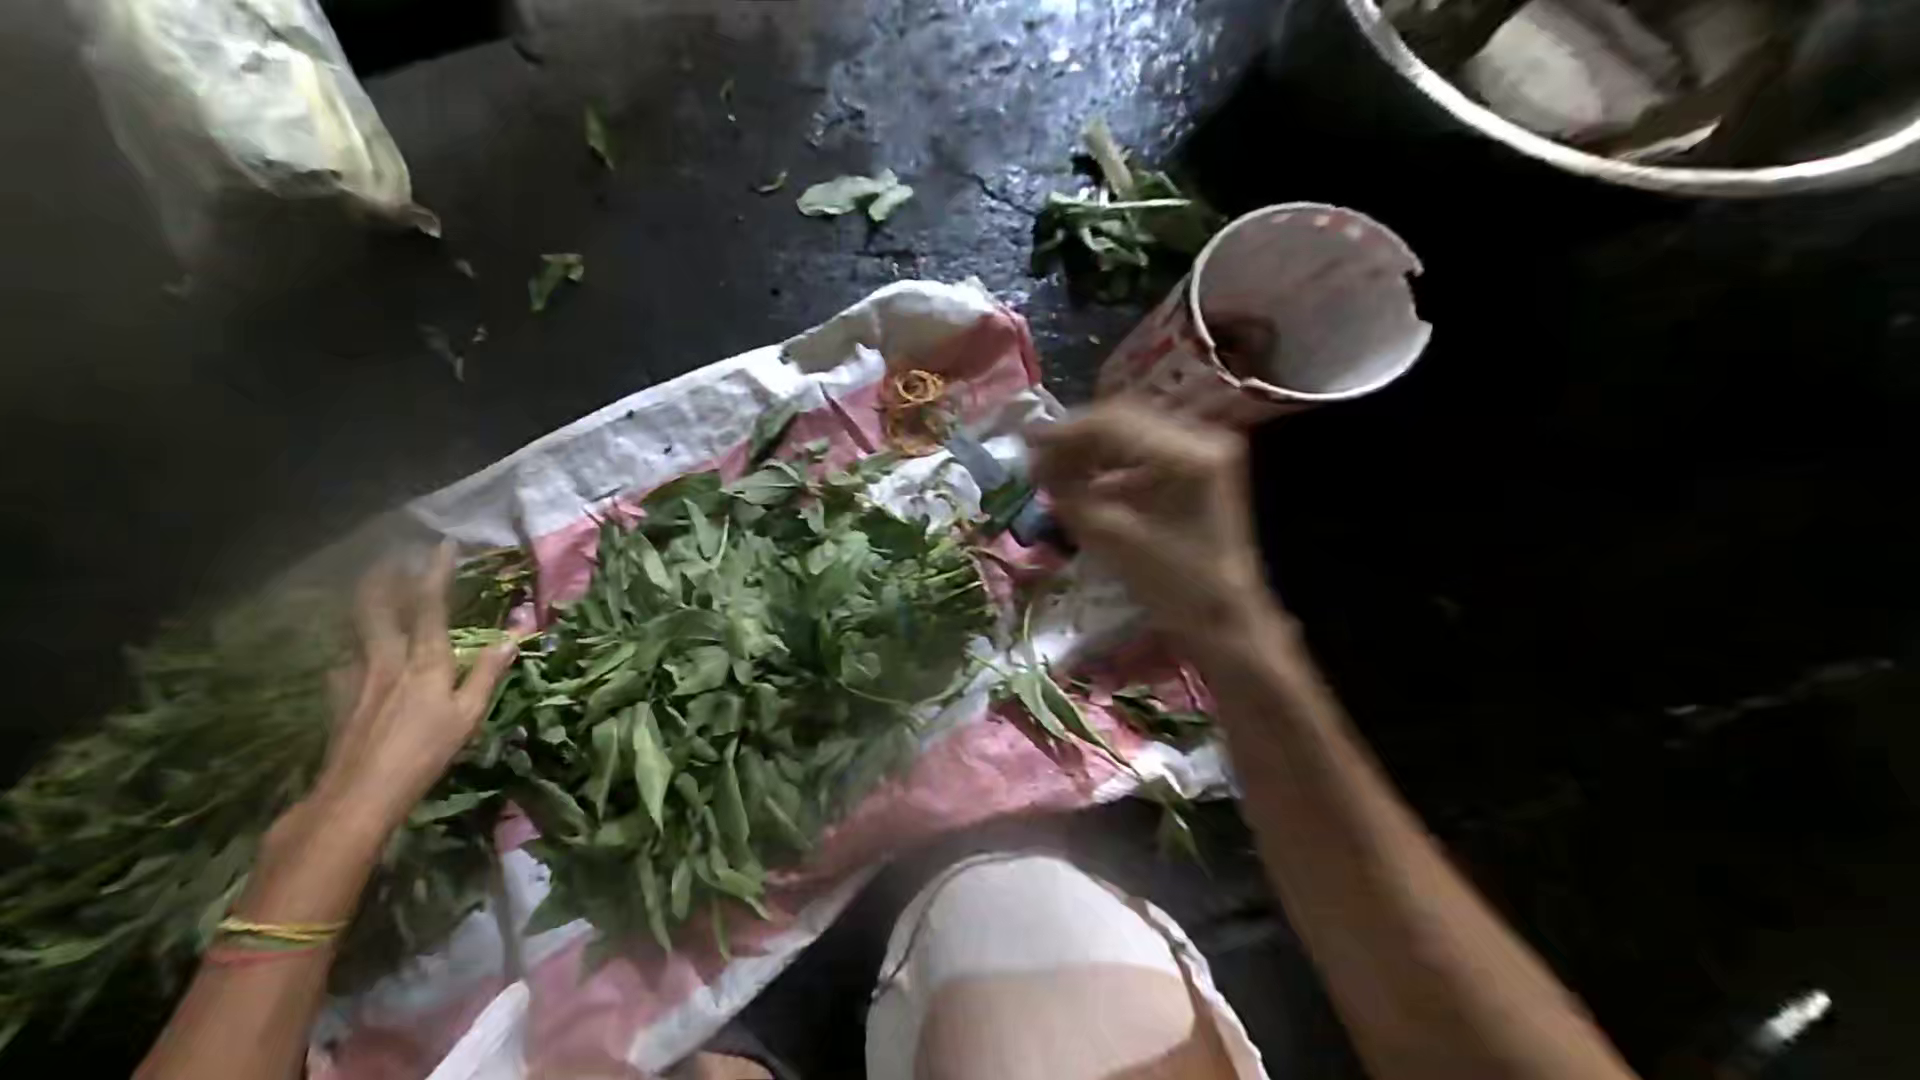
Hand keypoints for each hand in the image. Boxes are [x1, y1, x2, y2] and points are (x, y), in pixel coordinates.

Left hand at [307, 542, 515, 835]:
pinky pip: (342, 660)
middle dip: (383, 576)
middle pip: (376, 607)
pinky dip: (350, 646)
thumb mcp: (470, 714)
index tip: (442, 545)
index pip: (430, 606)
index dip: (434, 573)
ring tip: (371, 587)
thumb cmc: (426, 752)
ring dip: (364, 602)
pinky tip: (352, 653)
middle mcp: (386, 660)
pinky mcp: (337, 699)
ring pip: (355, 628)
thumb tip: (513, 635)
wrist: (358, 794)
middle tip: (390, 555)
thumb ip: (489, 672)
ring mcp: (356, 678)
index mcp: (424, 661)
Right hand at [1030, 403, 1276, 639]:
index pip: (1114, 423)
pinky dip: (1110, 462)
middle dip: (1075, 438)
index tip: (1027, 446)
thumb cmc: (1175, 587)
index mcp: (1189, 454)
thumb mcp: (1115, 540)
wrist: (1225, 619)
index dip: (1065, 433)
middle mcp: (1201, 439)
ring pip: (1130, 431)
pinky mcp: (1196, 467)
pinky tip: (1085, 481)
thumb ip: (1072, 495)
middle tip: (1037, 458)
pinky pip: (1143, 450)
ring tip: (1055, 469)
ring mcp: (1202, 451)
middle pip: (1123, 418)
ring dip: (1090, 448)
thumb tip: (1039, 465)